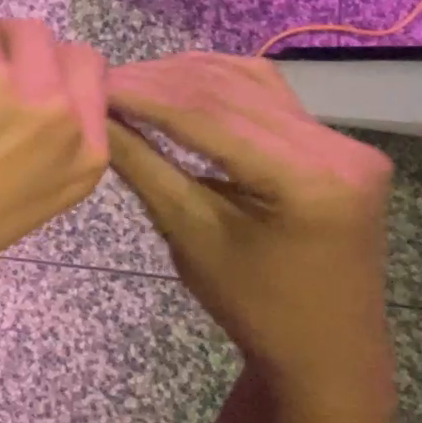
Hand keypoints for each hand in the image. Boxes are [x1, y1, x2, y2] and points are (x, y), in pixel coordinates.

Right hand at [106, 54, 394, 403]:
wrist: (324, 347)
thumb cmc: (250, 300)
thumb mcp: (186, 230)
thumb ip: (139, 163)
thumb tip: (88, 113)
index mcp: (307, 178)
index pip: (204, 114)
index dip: (137, 93)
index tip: (81, 83)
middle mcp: (336, 147)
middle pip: (223, 90)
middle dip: (151, 81)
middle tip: (90, 80)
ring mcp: (339, 142)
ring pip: (240, 81)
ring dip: (175, 75)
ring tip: (120, 84)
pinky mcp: (330, 142)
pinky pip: (261, 90)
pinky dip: (209, 80)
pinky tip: (169, 84)